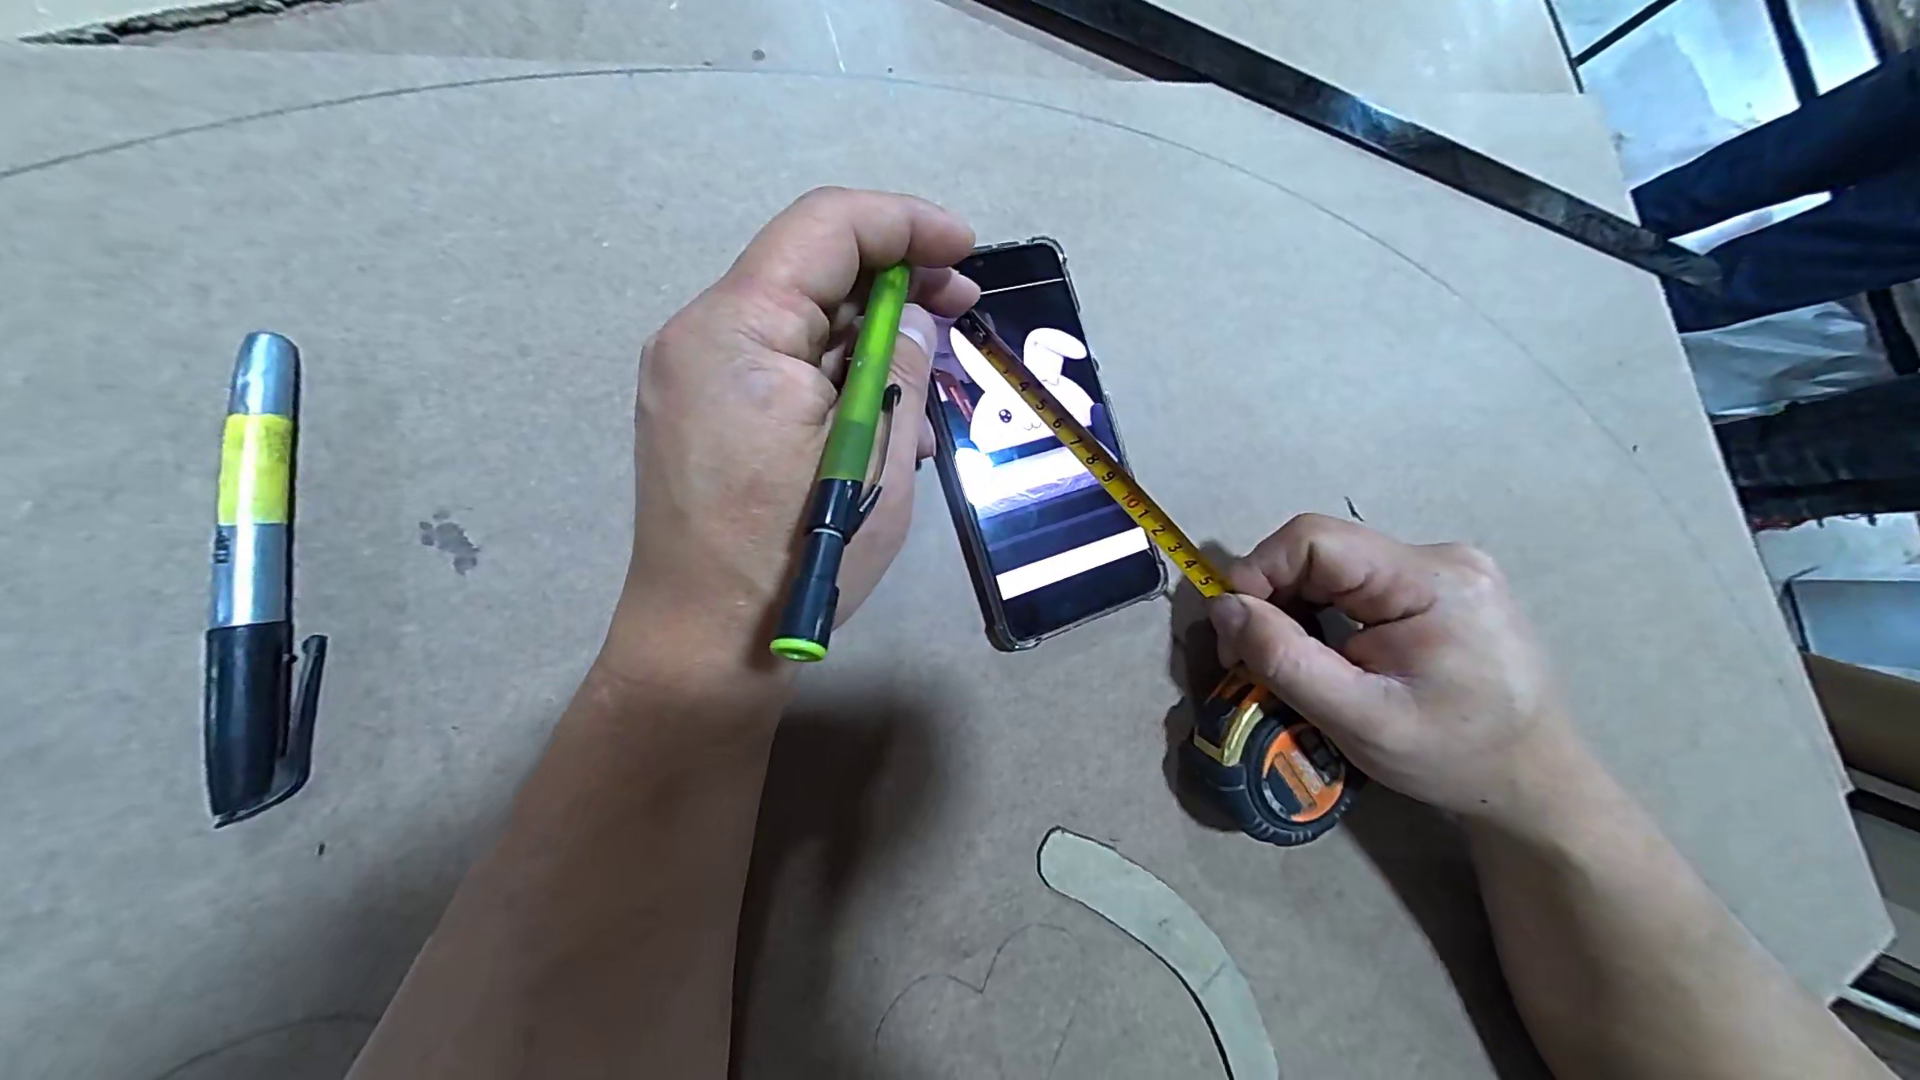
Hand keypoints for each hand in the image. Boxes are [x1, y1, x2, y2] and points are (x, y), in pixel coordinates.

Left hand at [604, 188, 979, 684]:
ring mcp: (697, 379)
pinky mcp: (707, 417)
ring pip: (803, 327)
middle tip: (963, 310)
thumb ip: (901, 366)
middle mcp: (703, 336)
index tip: (967, 249)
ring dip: (874, 344)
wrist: (710, 644)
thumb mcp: (876, 453)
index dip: (907, 223)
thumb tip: (913, 320)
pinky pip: (783, 371)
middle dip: (897, 283)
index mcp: (738, 329)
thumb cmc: (800, 553)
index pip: (827, 227)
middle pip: (813, 272)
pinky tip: (881, 425)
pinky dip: (839, 380)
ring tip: (928, 393)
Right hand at [1207, 514, 1586, 821]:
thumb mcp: (1359, 720)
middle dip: (1269, 597)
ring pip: (1327, 565)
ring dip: (1289, 605)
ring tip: (1284, 657)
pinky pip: (1347, 580)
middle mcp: (1438, 557)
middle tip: (1249, 655)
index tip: (1236, 632)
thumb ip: (1284, 659)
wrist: (1535, 784)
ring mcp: (1439, 568)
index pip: (1313, 540)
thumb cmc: (1452, 759)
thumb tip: (1221, 606)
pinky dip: (1315, 610)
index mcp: (1431, 581)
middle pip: (1316, 551)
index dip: (1257, 573)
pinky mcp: (1432, 585)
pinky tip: (1320, 649)